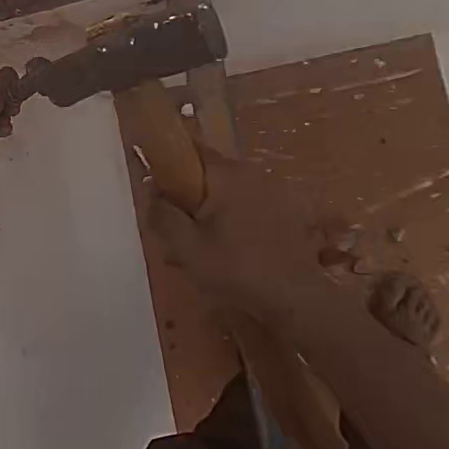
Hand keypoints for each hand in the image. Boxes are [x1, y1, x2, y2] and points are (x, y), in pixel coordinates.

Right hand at [142, 149, 331, 320]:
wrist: (295, 297)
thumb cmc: (236, 269)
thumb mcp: (186, 247)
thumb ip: (162, 216)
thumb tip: (152, 194)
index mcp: (226, 174)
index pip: (189, 151)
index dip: (169, 172)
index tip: (161, 201)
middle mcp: (253, 173)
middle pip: (208, 177)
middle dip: (189, 203)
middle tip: (179, 240)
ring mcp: (274, 191)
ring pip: (229, 196)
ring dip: (212, 217)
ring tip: (204, 255)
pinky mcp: (288, 211)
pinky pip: (250, 209)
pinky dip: (235, 225)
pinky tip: (233, 256)